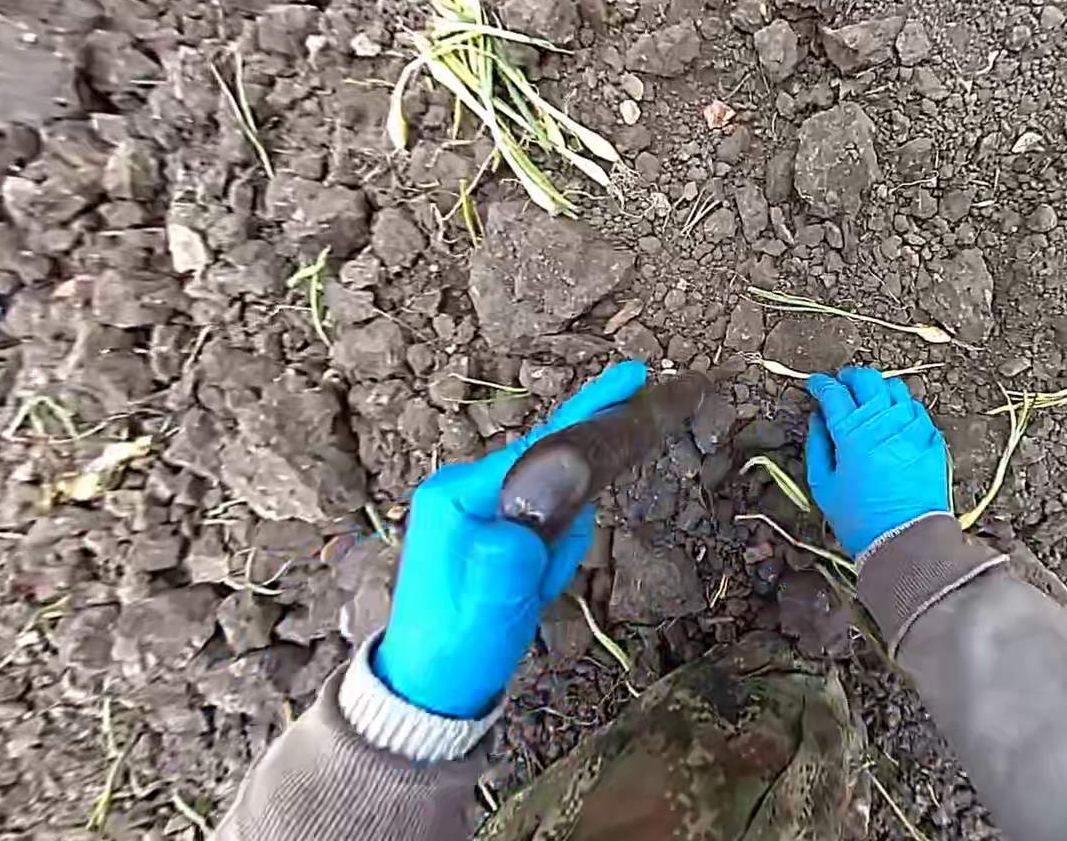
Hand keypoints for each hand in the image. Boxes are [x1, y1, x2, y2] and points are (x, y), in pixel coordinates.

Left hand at [373, 360, 647, 717]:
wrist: (431, 688)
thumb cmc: (458, 647)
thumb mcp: (486, 609)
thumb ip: (504, 560)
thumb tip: (530, 513)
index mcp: (460, 495)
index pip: (541, 443)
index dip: (592, 410)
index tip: (635, 376)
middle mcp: (469, 489)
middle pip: (552, 457)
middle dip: (578, 484)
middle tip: (615, 443)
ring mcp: (483, 504)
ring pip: (559, 491)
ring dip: (565, 536)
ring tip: (539, 586)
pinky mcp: (499, 521)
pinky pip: (553, 513)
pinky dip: (560, 542)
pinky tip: (539, 580)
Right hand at [805, 366, 949, 556]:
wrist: (908, 540)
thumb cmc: (861, 519)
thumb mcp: (824, 486)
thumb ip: (818, 446)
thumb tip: (817, 418)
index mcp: (852, 434)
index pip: (834, 392)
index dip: (821, 384)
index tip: (816, 385)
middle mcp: (883, 423)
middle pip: (868, 379)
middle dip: (851, 376)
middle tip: (843, 384)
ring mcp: (911, 428)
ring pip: (895, 388)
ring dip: (878, 388)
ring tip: (870, 400)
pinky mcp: (931, 438)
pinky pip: (916, 409)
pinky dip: (902, 406)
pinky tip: (894, 418)